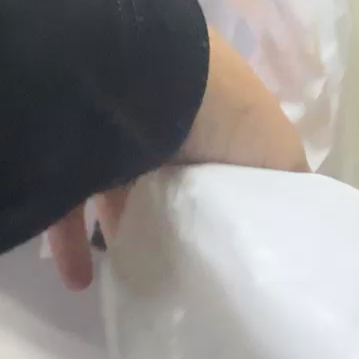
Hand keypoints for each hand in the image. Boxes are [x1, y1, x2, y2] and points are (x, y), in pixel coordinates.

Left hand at [49, 25, 306, 289]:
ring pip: (113, 187)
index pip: (221, 151)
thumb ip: (287, 180)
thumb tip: (295, 216)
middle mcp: (157, 108)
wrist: (139, 79)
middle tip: (179, 257)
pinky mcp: (63, 150)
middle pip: (166, 170)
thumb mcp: (276, 148)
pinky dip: (70, 243)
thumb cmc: (222, 113)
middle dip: (170, 213)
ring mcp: (107, 126)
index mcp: (212, 103)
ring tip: (130, 272)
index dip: (224, 192)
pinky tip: (81, 278)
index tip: (226, 234)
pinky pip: (65, 200)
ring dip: (120, 231)